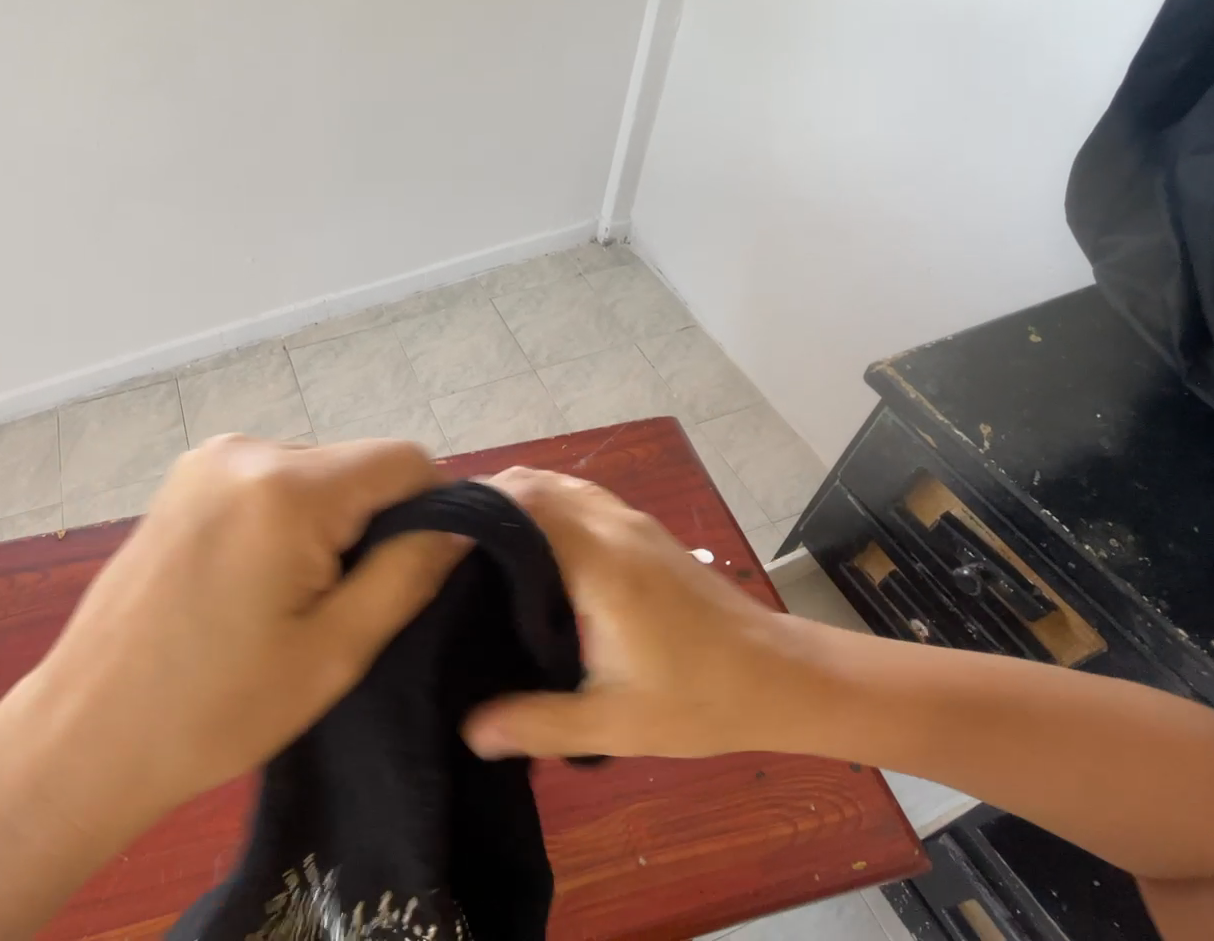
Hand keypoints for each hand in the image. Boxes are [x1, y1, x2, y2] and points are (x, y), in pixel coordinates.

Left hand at [25, 435, 469, 825]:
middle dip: (377, 519)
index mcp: (287, 486)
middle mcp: (246, 448)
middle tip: (353, 600)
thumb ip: (410, 571)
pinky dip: (290, 517)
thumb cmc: (219, 706)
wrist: (88, 733)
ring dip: (333, 521)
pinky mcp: (184, 480)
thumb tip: (464, 524)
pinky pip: (271, 480)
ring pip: (317, 472)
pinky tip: (262, 578)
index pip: (406, 459)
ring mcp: (207, 460)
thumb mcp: (337, 649)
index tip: (419, 571)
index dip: (433, 509)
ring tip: (301, 597)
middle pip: (358, 464)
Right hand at [462, 467, 825, 760]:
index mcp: (599, 561)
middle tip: (442, 547)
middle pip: (532, 482)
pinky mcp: (645, 529)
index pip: (521, 501)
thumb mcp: (613, 724)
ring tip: (475, 544)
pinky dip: (543, 504)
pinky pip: (578, 496)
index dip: (472, 509)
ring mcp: (632, 521)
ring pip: (557, 483)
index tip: (431, 540)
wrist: (783, 679)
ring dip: (514, 498)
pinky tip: (529, 548)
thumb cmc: (699, 700)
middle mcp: (612, 525)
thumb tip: (469, 731)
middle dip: (483, 502)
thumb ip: (537, 723)